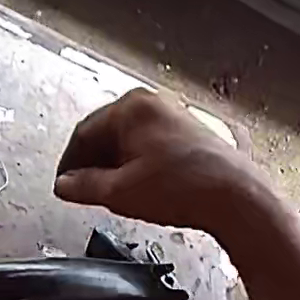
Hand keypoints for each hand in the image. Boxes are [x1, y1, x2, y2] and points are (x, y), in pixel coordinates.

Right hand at [55, 89, 276, 241]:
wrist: (235, 197)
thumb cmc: (179, 189)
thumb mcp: (121, 192)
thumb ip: (85, 187)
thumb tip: (64, 186)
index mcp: (130, 108)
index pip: (84, 133)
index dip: (69, 163)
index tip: (64, 186)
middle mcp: (153, 103)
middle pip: (108, 132)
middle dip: (93, 163)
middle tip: (85, 191)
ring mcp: (176, 115)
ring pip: (132, 139)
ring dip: (117, 165)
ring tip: (112, 193)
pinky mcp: (193, 132)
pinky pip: (154, 144)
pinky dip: (140, 163)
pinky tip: (142, 186)